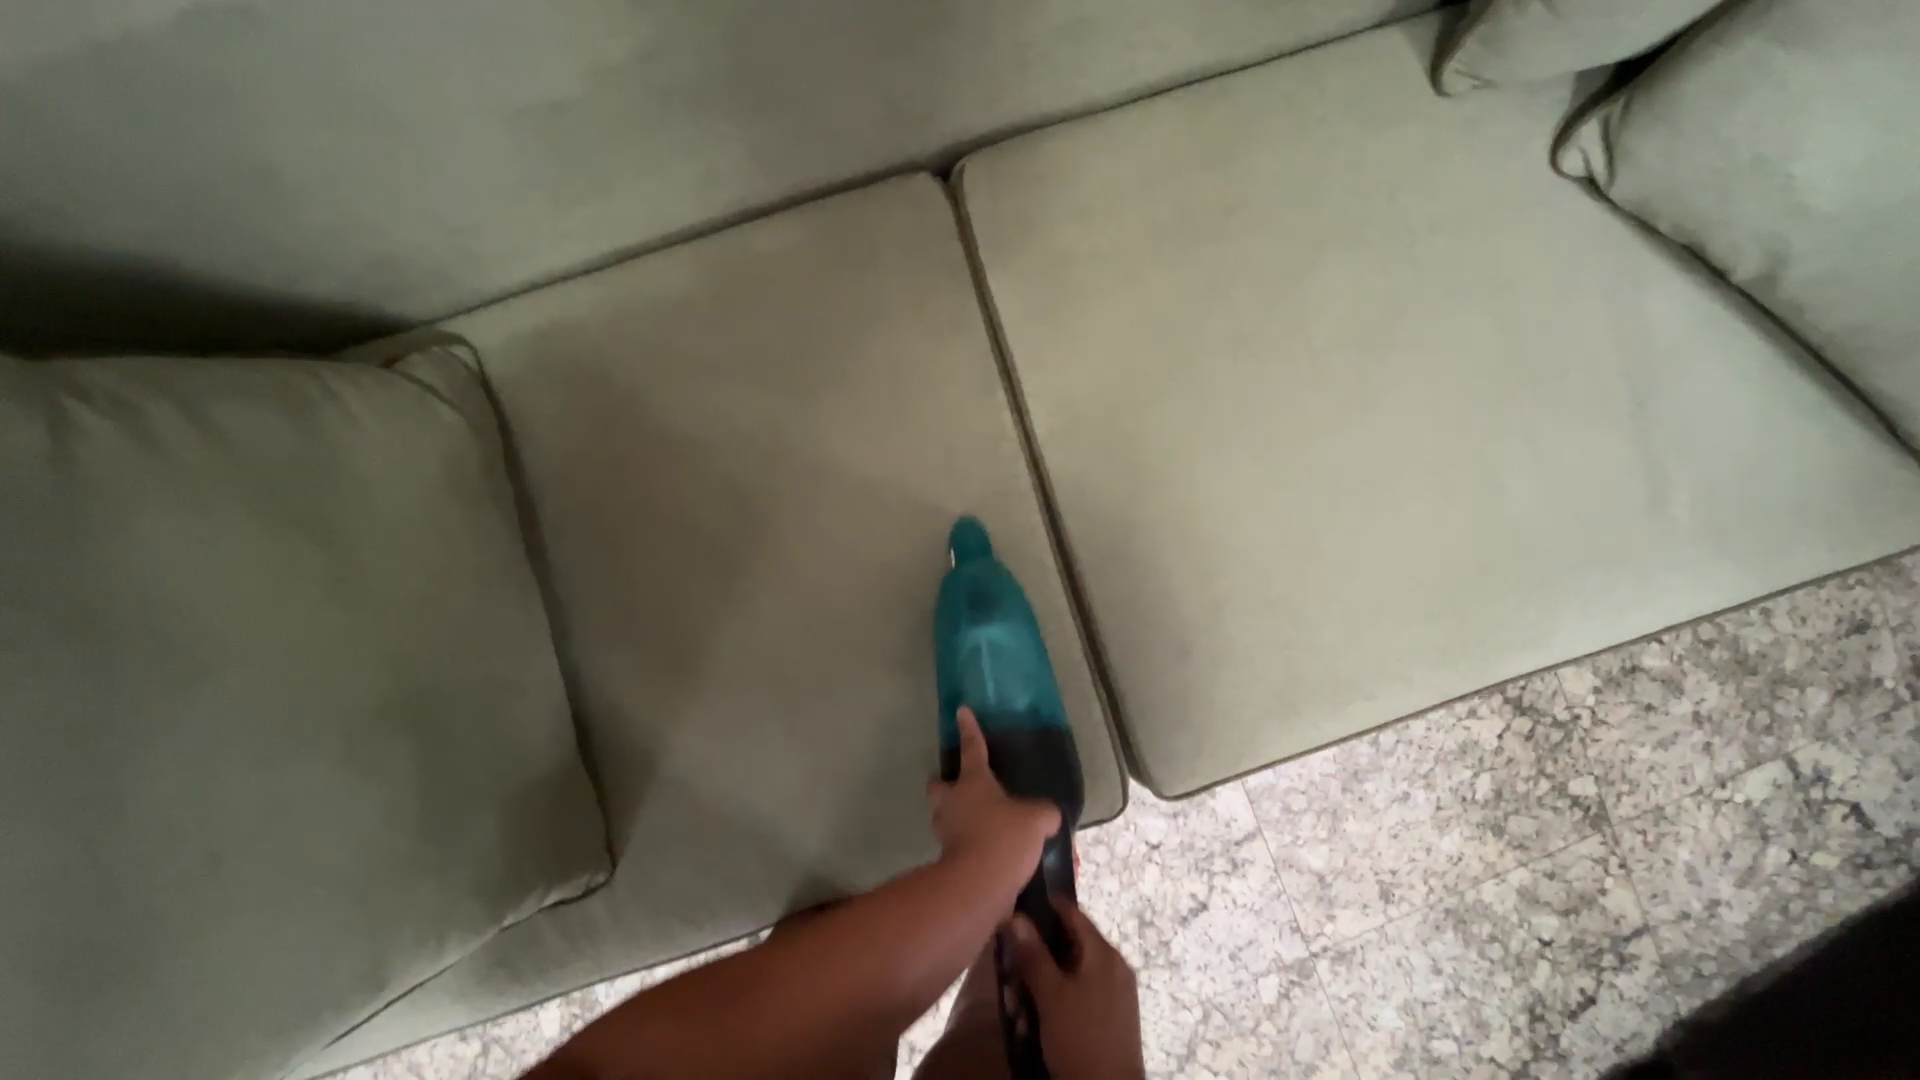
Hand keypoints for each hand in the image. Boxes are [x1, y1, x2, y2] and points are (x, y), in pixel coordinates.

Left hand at [927, 707, 1060, 869]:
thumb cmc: (1005, 837)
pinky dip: (969, 845)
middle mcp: (953, 802)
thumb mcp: (1037, 819)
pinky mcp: (948, 859)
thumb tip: (1046, 817)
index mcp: (973, 782)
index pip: (972, 748)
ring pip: (945, 816)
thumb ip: (1043, 813)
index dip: (969, 729)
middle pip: (939, 786)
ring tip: (981, 824)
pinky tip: (989, 853)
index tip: (961, 711)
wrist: (980, 884)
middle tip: (961, 788)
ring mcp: (946, 831)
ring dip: (957, 817)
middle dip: (945, 784)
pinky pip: (957, 845)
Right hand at [1007, 899, 1145, 1079]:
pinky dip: (1058, 995)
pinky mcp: (1112, 1015)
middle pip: (1071, 943)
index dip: (1045, 905)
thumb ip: (1033, 954)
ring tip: (1019, 996)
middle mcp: (1114, 965)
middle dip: (1038, 952)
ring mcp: (1116, 992)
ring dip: (1044, 978)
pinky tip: (1038, 1015)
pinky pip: (1081, 992)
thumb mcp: (1050, 995)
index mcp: (1104, 953)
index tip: (1015, 907)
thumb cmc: (1080, 1038)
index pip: (1073, 912)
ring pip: (1072, 971)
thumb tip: (1015, 915)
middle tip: (1010, 962)